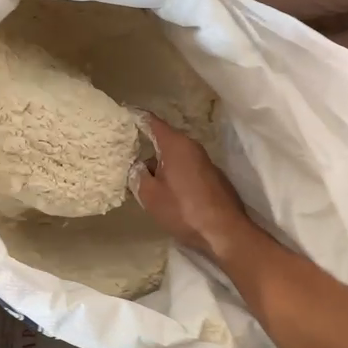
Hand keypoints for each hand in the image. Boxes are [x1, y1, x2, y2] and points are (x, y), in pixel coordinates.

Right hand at [129, 114, 256, 260]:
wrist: (225, 233)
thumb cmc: (183, 209)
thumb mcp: (150, 195)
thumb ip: (138, 176)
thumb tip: (138, 167)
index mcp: (175, 144)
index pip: (152, 122)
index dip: (136, 117)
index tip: (122, 114)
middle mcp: (192, 147)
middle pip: (164, 141)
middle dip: (146, 149)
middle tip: (127, 159)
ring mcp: (205, 162)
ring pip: (175, 157)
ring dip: (160, 166)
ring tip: (146, 183)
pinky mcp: (212, 178)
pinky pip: (186, 169)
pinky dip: (174, 175)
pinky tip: (168, 194)